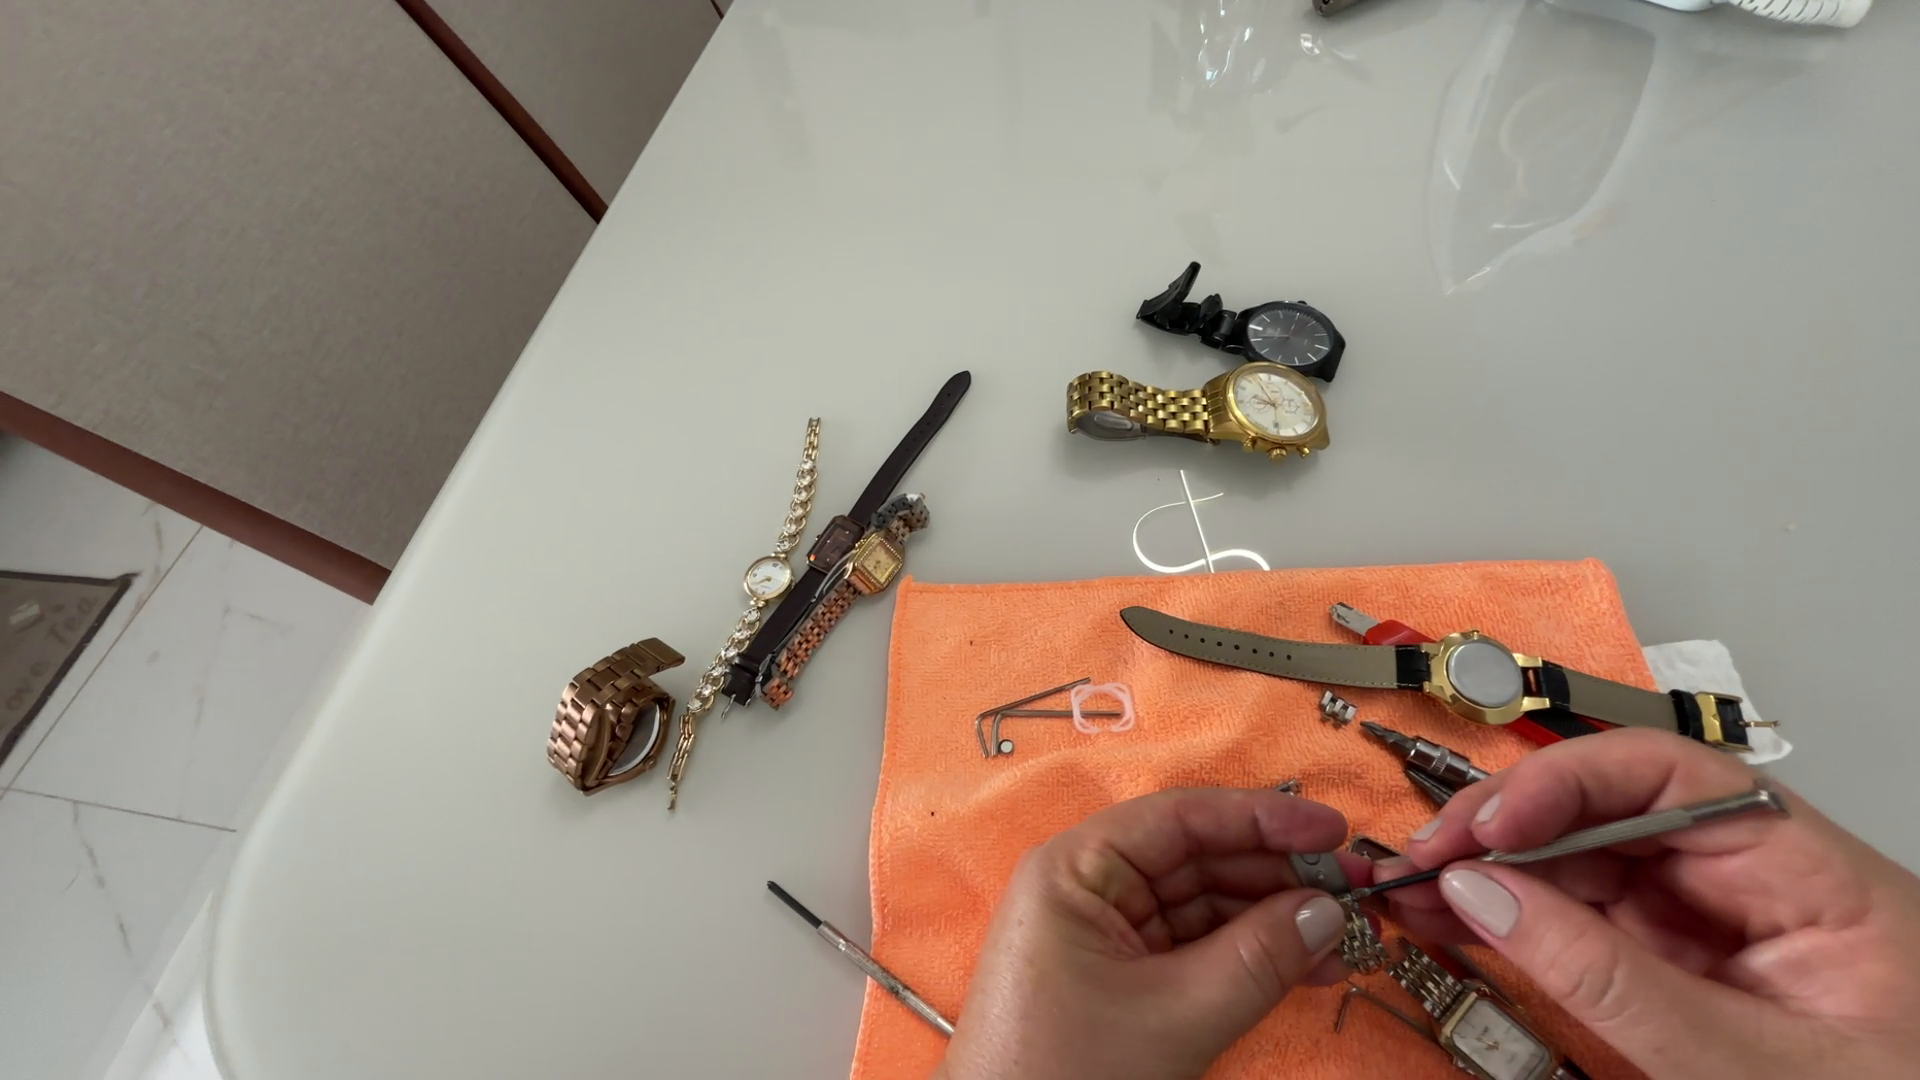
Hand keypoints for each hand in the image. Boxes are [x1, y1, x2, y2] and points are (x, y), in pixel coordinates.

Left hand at [933, 788, 1365, 1079]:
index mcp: (1077, 865)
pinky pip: (1196, 946)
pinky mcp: (1125, 973)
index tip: (1331, 826)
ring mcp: (1109, 929)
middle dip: (1276, 872)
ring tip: (1348, 933)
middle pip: (1195, 857)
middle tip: (1357, 886)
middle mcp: (1091, 883)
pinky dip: (1251, 955)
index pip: (1177, 818)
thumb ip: (1256, 959)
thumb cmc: (1070, 1073)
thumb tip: (1326, 910)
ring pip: (1203, 903)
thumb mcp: (1172, 1016)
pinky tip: (1310, 964)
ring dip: (1273, 917)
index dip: (1258, 816)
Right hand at [1377, 728, 1919, 1078]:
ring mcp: (1687, 910)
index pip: (1667, 774)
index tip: (1493, 827)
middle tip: (1422, 857)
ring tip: (1408, 890)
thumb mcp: (1759, 1069)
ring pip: (1560, 856)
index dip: (1565, 781)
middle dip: (1496, 828)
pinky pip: (1556, 909)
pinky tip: (1439, 913)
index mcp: (1804, 872)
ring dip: (1476, 870)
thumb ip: (1611, 981)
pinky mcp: (1652, 948)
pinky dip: (1492, 911)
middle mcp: (1735, 870)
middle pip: (1593, 808)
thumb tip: (1473, 891)